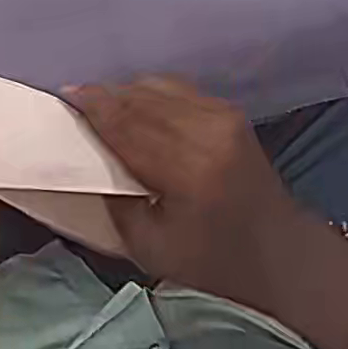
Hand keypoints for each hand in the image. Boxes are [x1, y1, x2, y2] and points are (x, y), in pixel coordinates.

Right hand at [66, 77, 347, 343]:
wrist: (283, 252)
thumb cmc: (213, 262)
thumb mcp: (149, 247)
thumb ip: (115, 200)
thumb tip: (88, 158)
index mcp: (189, 170)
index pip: (128, 124)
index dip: (93, 106)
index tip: (64, 95)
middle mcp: (207, 132)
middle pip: (140, 98)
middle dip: (103, 95)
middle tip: (74, 98)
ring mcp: (223, 116)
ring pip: (157, 87)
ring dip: (125, 92)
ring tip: (101, 104)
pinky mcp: (229, 111)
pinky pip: (177, 89)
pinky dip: (149, 93)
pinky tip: (135, 107)